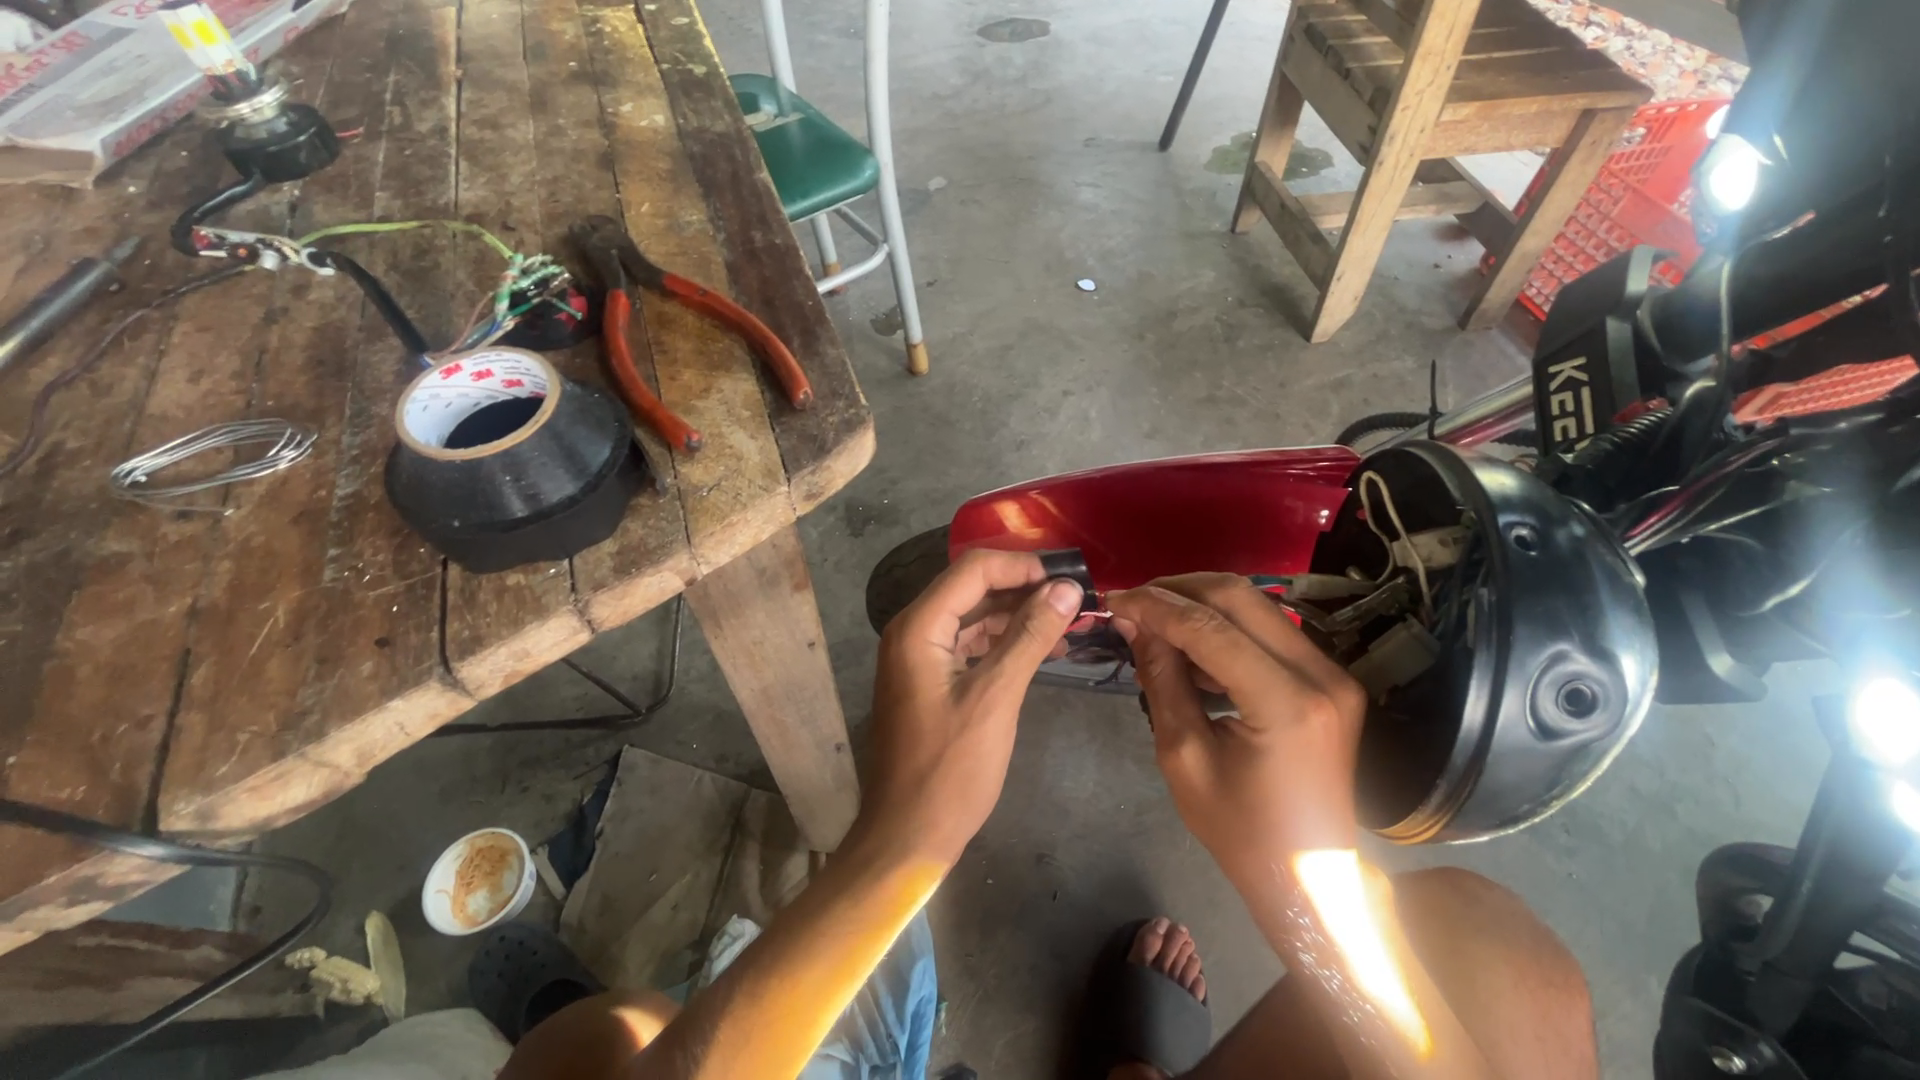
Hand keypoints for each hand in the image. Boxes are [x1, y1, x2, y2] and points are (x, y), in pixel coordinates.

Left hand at [856, 549, 1083, 867]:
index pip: (974, 569)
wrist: (908, 834)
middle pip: (974, 588)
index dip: (1025, 566)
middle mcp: (913, 630)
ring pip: (975, 616)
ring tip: (1072, 623)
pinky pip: (971, 645)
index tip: (1073, 578)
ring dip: (1020, 616)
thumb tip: (1068, 588)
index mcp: (918, 627)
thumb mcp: (996, 697)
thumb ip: (1030, 636)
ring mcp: (919, 656)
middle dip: (1027, 589)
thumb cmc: (950, 769)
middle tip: (1080, 599)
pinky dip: (1006, 643)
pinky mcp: (931, 679)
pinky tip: (1045, 650)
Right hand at [1108, 574, 1366, 887]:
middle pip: (1241, 598)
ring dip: (1202, 604)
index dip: (1155, 606)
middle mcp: (1321, 675)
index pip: (1210, 628)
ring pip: (1259, 607)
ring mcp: (1333, 674)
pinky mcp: (1331, 680)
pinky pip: (1272, 632)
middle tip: (1134, 601)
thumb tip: (1136, 623)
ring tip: (1154, 620)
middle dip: (1179, 589)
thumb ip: (1162, 680)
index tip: (1114, 600)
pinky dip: (1227, 627)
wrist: (1311, 877)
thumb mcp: (1184, 757)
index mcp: (1285, 703)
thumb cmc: (1241, 830)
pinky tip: (1192, 646)